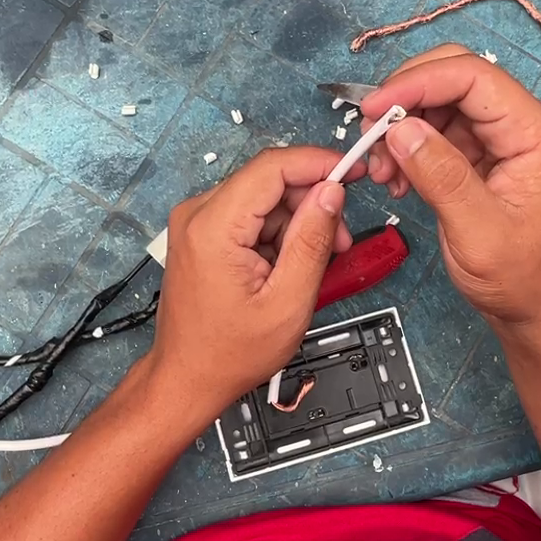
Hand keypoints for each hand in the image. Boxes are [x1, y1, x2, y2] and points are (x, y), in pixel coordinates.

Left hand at [146, 148, 354, 414]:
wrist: (187, 378)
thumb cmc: (228, 353)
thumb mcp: (288, 301)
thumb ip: (312, 240)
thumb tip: (331, 191)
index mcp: (213, 227)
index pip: (272, 167)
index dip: (319, 163)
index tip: (353, 171)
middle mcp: (197, 215)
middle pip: (269, 180)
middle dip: (312, 202)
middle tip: (340, 238)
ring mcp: (196, 223)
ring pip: (263, 199)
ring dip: (297, 222)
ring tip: (316, 261)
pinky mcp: (202, 234)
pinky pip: (250, 216)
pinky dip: (277, 234)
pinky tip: (290, 264)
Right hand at [361, 44, 540, 330]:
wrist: (533, 307)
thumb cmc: (520, 276)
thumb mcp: (478, 231)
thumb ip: (441, 176)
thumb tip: (401, 130)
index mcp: (530, 132)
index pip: (471, 77)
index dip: (418, 82)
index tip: (374, 109)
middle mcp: (514, 125)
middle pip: (453, 78)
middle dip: (405, 98)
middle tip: (371, 134)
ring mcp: (493, 139)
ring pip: (436, 104)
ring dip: (400, 129)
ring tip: (383, 172)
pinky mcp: (473, 157)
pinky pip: (432, 134)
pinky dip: (406, 150)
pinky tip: (396, 181)